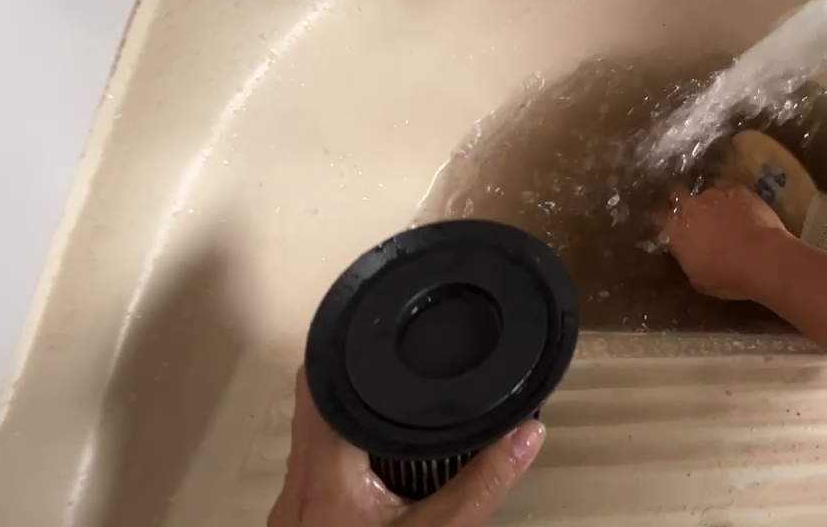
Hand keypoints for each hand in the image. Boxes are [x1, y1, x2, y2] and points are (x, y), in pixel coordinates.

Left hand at [268, 369, 543, 526]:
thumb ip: (482, 485)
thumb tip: (531, 430)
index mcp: (324, 469)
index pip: (316, 381)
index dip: (343, 344)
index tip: (382, 319)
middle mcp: (299, 482)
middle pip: (317, 403)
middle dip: (360, 374)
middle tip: (407, 349)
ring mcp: (295, 508)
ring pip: (319, 438)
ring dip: (356, 414)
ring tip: (405, 393)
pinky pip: (324, 468)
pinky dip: (354, 449)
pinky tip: (388, 456)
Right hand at [663, 182, 797, 300]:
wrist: (761, 258)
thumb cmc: (728, 277)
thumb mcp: (698, 278)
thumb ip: (687, 256)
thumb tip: (689, 248)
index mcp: (675, 232)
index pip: (665, 222)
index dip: (676, 226)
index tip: (684, 232)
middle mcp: (689, 208)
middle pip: (680, 199)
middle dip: (688, 206)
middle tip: (702, 220)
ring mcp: (712, 194)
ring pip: (707, 193)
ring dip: (713, 203)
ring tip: (728, 215)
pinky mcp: (734, 187)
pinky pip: (727, 187)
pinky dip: (732, 196)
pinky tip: (742, 207)